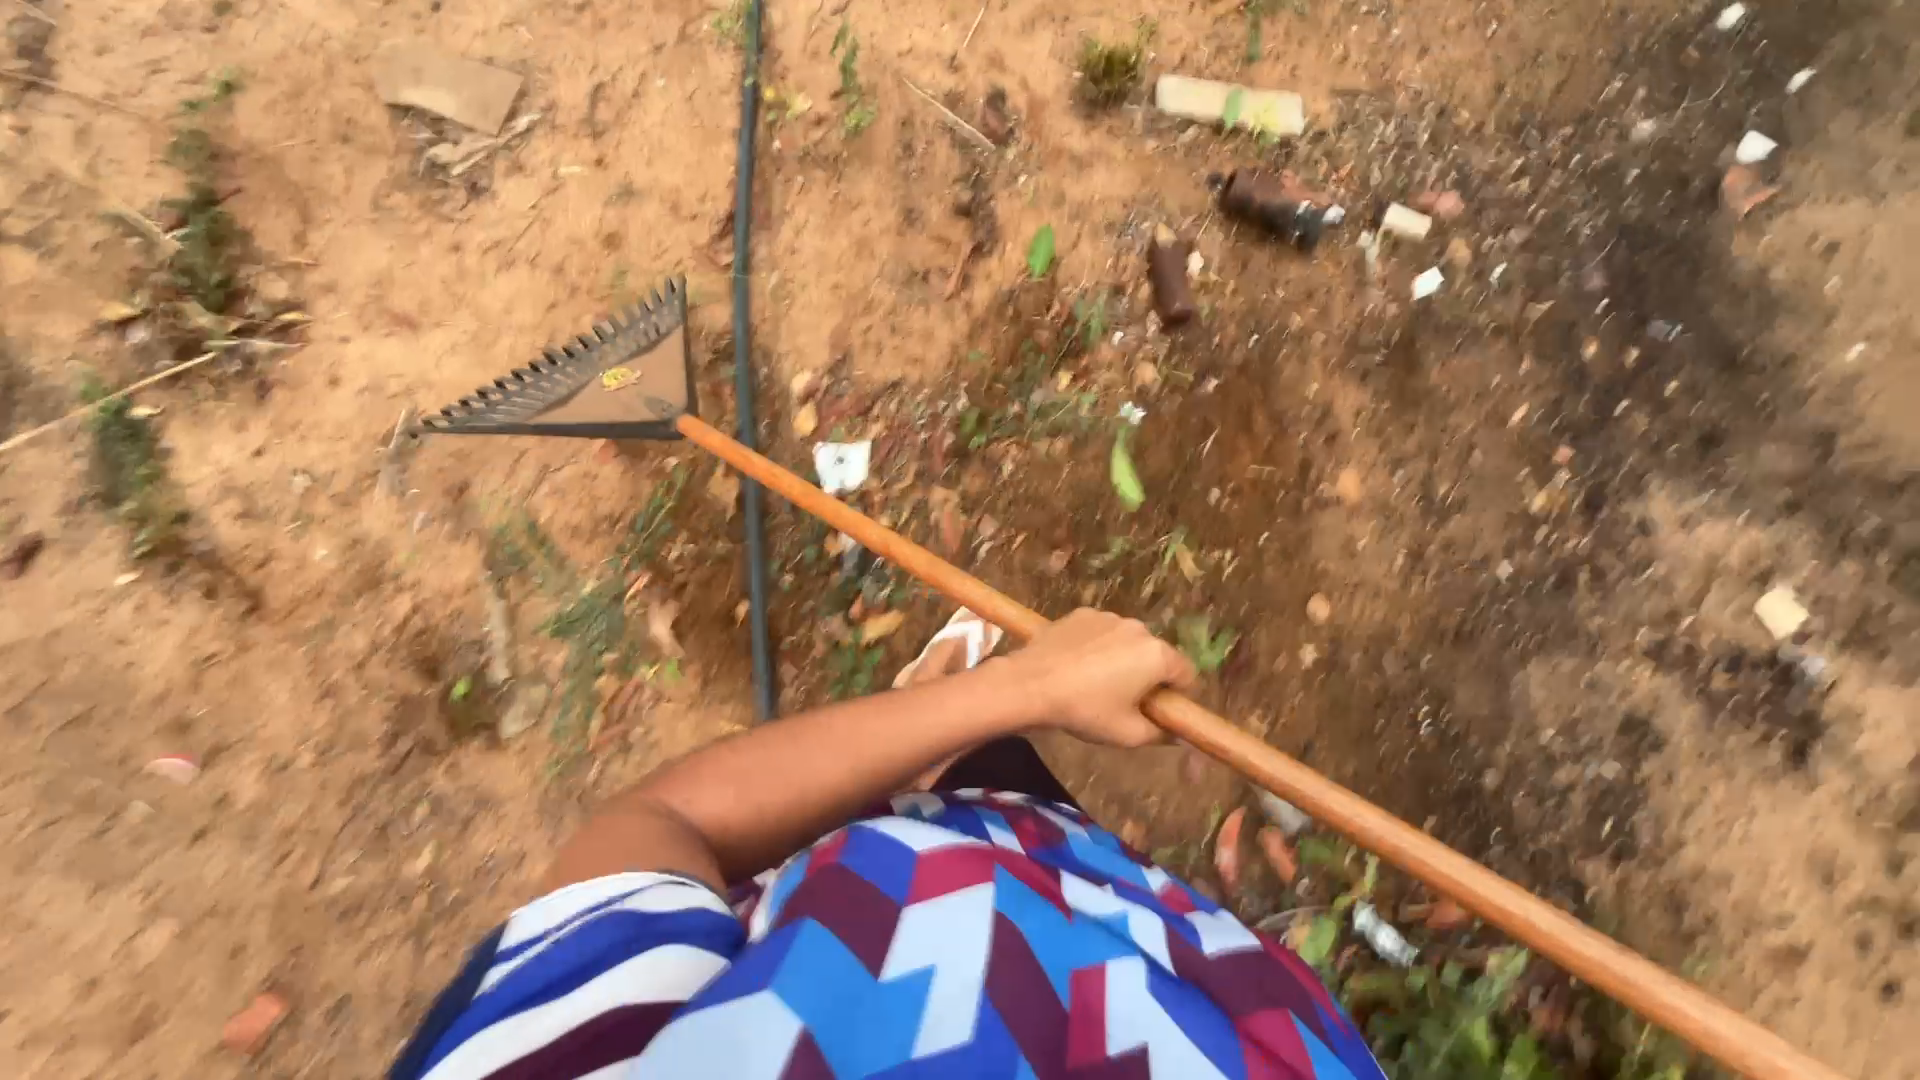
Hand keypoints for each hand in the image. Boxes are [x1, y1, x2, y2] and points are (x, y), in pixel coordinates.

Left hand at [997, 609, 1196, 747]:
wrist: (1030, 683)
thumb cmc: (1085, 710)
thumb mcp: (1128, 734)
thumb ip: (1161, 734)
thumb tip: (1176, 734)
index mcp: (1157, 655)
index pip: (1186, 674)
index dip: (1178, 695)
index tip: (1159, 710)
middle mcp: (1138, 628)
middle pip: (1155, 655)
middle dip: (1147, 676)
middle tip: (1124, 700)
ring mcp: (1108, 616)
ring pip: (1126, 642)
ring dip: (1121, 658)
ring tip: (1094, 683)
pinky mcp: (1081, 613)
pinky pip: (1100, 633)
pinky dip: (1096, 646)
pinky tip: (1076, 665)